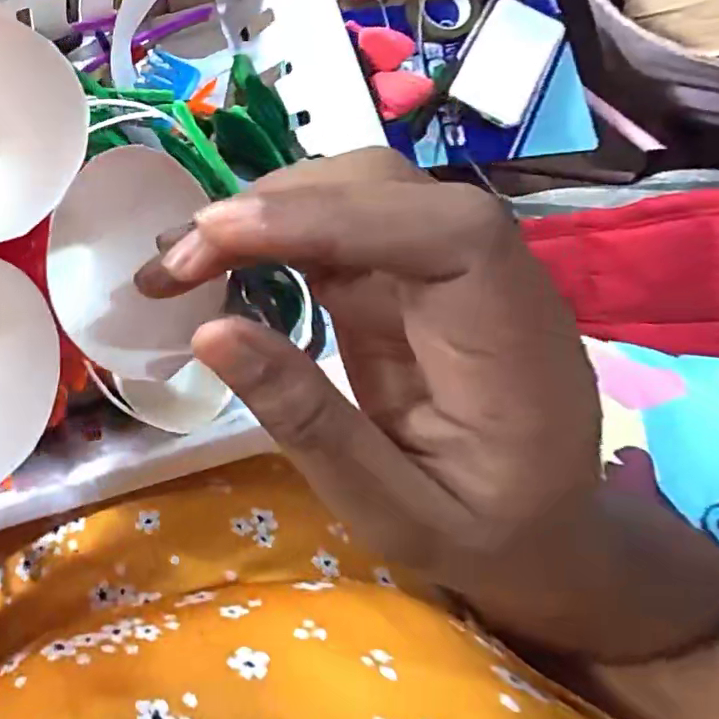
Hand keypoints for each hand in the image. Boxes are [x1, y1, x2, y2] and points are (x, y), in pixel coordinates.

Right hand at [137, 149, 718, 661]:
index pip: (440, 231)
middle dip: (267, 210)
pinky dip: (263, 234)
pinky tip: (214, 263)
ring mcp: (435, 260)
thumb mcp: (394, 512)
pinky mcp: (396, 267)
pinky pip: (325, 224)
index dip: (329, 214)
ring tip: (176, 263)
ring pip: (342, 189)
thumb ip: (309, 423)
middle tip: (172, 266)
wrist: (546, 527)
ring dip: (254, 214)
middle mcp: (483, 271)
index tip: (219, 235)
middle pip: (378, 186)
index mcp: (514, 336)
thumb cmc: (484, 533)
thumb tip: (207, 332)